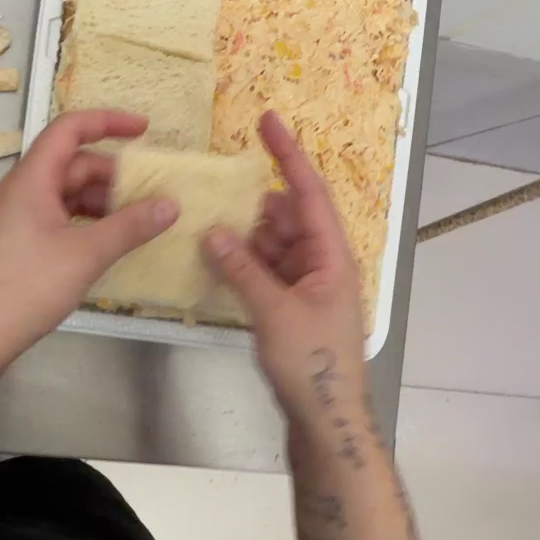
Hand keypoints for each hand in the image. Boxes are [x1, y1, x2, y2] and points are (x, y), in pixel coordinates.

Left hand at [0, 109, 179, 357]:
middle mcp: (21, 190)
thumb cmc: (28, 287)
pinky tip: (108, 241)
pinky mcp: (18, 242)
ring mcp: (17, 217)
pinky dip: (86, 221)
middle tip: (149, 195)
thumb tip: (170, 204)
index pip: (69, 129)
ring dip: (101, 201)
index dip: (107, 122)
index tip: (144, 131)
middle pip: (72, 164)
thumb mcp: (87, 254)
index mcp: (31, 179)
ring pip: (66, 193)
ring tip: (135, 222)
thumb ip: (131, 226)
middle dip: (112, 174)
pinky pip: (58, 217)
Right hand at [204, 112, 370, 430]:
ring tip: (207, 228)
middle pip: (287, 218)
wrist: (325, 417)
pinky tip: (217, 262)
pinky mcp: (291, 307)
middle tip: (215, 191)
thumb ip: (243, 269)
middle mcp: (322, 263)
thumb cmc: (312, 363)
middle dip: (254, 205)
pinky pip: (266, 271)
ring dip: (245, 238)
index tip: (267, 121)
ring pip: (273, 245)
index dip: (288, 155)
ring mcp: (306, 286)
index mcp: (331, 256)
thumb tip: (213, 232)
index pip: (309, 192)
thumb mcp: (275, 312)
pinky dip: (245, 264)